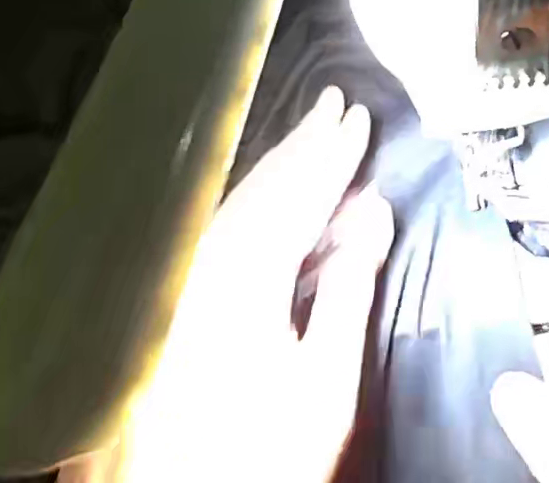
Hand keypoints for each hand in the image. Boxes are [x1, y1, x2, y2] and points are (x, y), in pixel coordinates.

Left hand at [62, 88, 393, 482]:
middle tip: (334, 100)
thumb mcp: (324, 388)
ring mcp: (184, 283)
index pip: (301, 197)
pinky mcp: (175, 303)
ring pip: (240, 202)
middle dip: (305, 141)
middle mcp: (205, 266)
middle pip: (265, 187)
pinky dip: (256, 195)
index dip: (335, 155)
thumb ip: (349, 291)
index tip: (360, 117)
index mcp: (244, 280)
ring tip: (311, 130)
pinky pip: (224, 224)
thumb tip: (373, 212)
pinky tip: (269, 190)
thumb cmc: (261, 461)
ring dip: (281, 162)